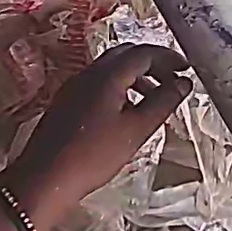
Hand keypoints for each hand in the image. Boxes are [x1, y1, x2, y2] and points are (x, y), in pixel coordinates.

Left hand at [1, 43, 191, 230]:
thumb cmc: (94, 155)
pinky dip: (120, 87)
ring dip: (136, 76)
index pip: (143, 53)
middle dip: (152, 63)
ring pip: (111, 68)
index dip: (168, 58)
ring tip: (155, 99)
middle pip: (126, 54)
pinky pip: (99, 82)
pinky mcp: (68, 99)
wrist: (45, 177)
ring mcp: (75, 85)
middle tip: (172, 80)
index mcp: (107, 75)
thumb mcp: (136, 130)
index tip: (186, 69)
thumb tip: (184, 82)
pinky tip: (128, 112)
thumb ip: (162, 102)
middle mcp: (90, 72)